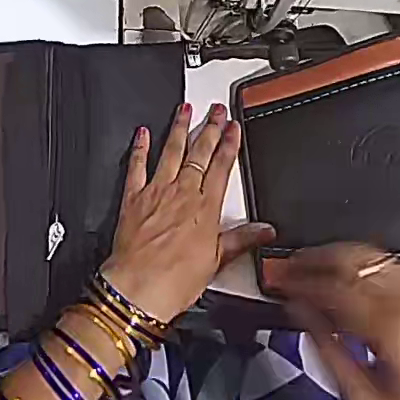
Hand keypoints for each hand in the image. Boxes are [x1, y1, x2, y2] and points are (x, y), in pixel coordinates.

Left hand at [100, 103, 274, 323]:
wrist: (138, 289)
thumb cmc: (175, 280)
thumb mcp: (216, 261)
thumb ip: (241, 240)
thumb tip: (265, 231)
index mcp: (205, 207)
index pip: (222, 166)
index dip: (229, 143)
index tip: (233, 127)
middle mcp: (182, 193)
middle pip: (200, 152)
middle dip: (211, 128)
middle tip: (216, 110)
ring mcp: (157, 191)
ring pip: (172, 151)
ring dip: (180, 128)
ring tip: (185, 109)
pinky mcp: (134, 198)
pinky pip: (137, 166)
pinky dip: (140, 148)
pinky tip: (142, 134)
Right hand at [278, 245, 399, 399]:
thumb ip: (326, 346)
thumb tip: (300, 311)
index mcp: (394, 325)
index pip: (333, 285)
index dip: (299, 280)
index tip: (281, 281)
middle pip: (351, 257)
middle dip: (315, 258)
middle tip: (291, 265)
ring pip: (370, 256)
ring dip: (337, 258)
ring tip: (312, 268)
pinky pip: (389, 267)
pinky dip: (362, 266)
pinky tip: (346, 278)